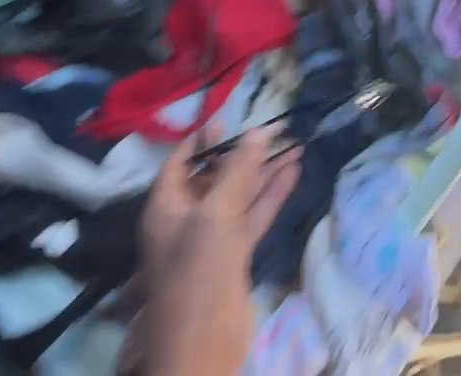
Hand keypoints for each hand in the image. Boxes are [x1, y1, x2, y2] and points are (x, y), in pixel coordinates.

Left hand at [140, 124, 300, 375]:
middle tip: (273, 128)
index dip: (201, 140)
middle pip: (214, 177)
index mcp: (165, 208)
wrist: (203, 343)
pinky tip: (293, 172)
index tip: (229, 117)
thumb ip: (239, 170)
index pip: (179, 163)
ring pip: (239, 195)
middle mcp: (185, 219)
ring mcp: (210, 238)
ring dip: (264, 171)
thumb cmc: (198, 271)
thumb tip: (259, 131)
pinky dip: (272, 195)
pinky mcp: (233, 255)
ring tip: (294, 142)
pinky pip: (252, 216)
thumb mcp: (216, 214)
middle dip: (242, 153)